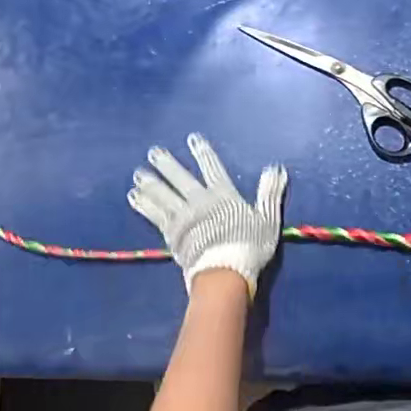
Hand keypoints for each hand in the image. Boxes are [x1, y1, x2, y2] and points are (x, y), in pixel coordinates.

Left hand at [127, 134, 285, 294]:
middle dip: (166, 164)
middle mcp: (199, 201)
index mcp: (223, 196)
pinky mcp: (171, 232)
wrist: (225, 271)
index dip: (203, 152)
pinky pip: (154, 214)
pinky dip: (144, 204)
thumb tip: (276, 168)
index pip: (212, 168)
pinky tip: (134, 197)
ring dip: (150, 183)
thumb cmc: (250, 247)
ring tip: (138, 173)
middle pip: (180, 178)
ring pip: (163, 194)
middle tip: (153, 153)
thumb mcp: (267, 220)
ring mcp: (183, 216)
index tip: (192, 139)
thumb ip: (270, 193)